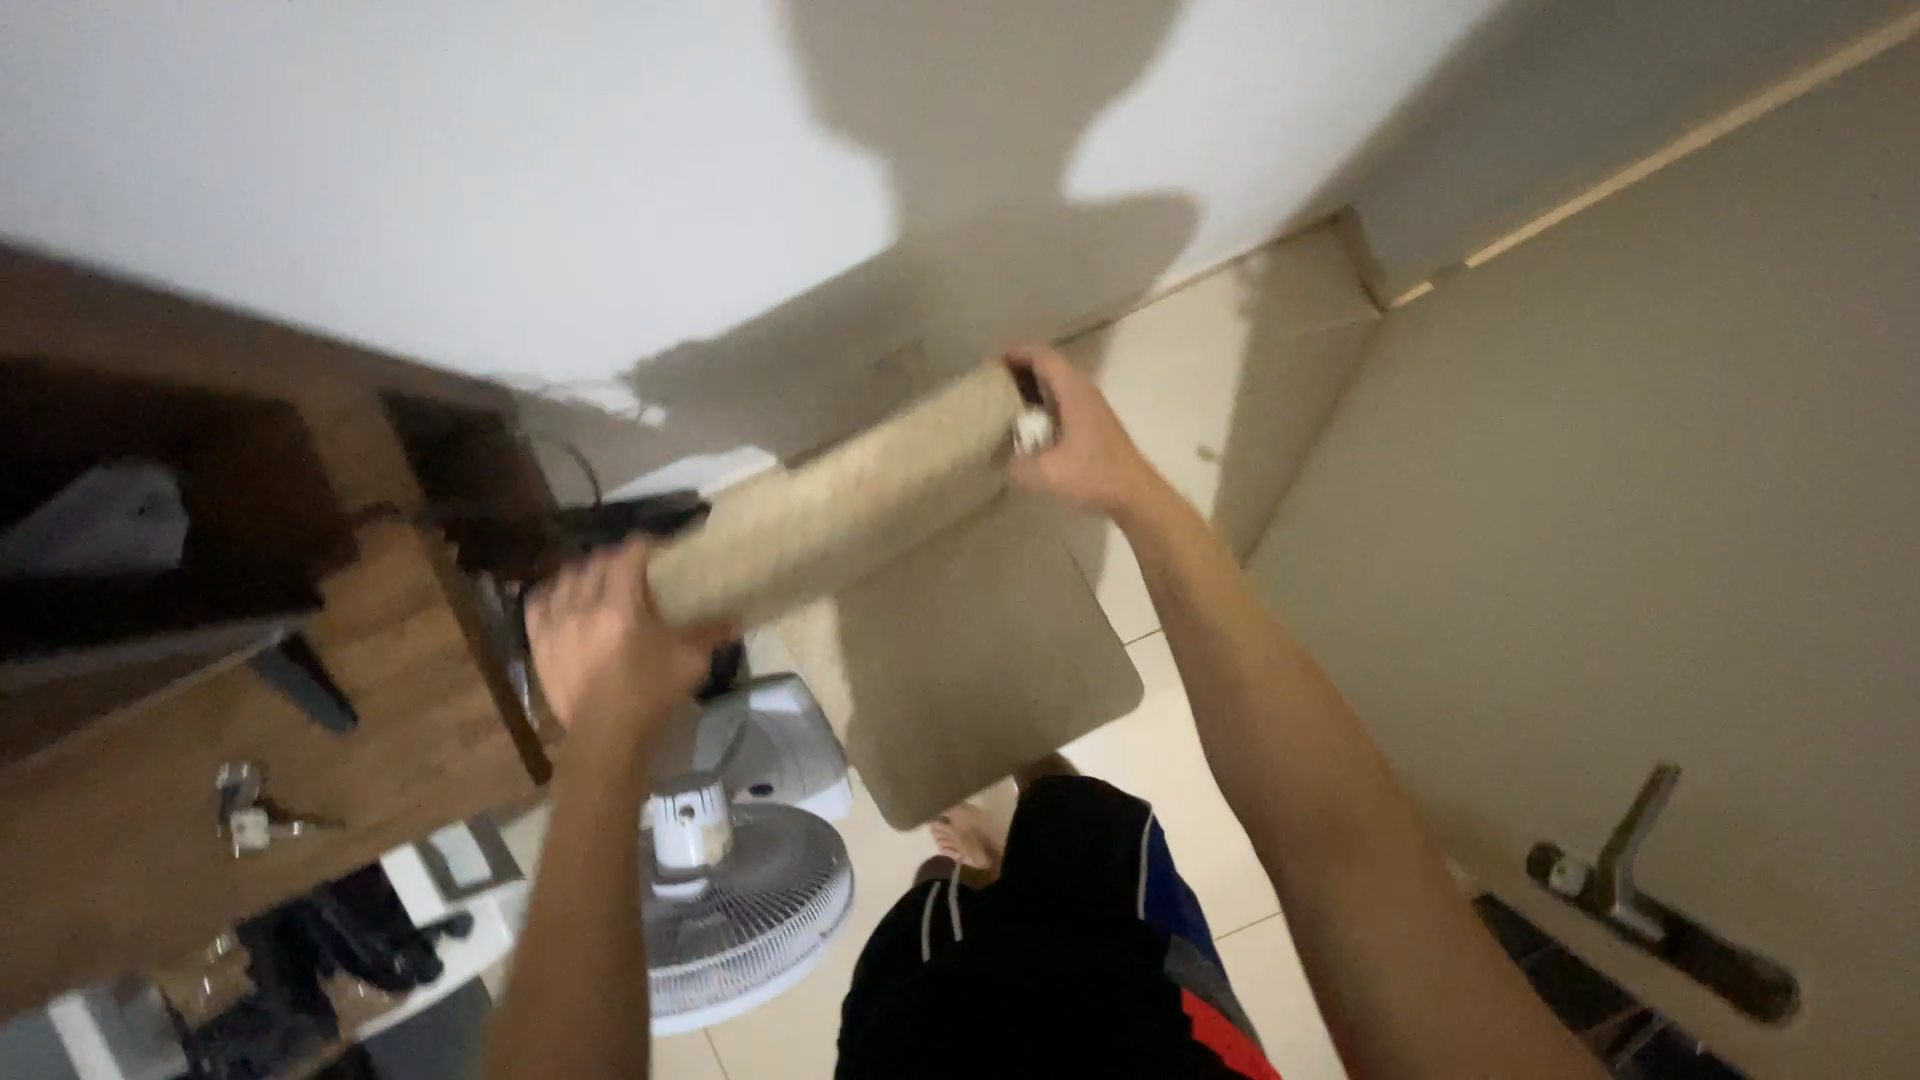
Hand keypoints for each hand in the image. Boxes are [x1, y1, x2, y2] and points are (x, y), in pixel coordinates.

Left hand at [525, 539, 736, 751]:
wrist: (605, 735)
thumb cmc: (650, 694)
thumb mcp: (689, 661)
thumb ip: (710, 633)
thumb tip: (739, 619)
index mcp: (621, 606)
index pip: (629, 555)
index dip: (645, 545)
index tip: (658, 548)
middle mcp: (583, 606)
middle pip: (596, 562)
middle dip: (616, 558)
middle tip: (634, 569)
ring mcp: (555, 624)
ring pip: (566, 578)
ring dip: (585, 573)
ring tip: (600, 582)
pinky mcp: (538, 642)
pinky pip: (539, 602)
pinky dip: (554, 593)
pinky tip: (566, 599)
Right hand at [1005, 344, 1163, 517]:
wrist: (1135, 494)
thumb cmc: (1094, 477)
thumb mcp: (1047, 474)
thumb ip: (1018, 465)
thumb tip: (1007, 461)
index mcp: (1073, 391)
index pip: (1041, 356)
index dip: (1014, 353)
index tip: (988, 365)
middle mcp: (1083, 391)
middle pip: (1048, 365)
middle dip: (1018, 368)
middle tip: (990, 383)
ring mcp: (1091, 406)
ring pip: (1056, 383)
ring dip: (1030, 386)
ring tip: (1003, 401)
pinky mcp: (1093, 422)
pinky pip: (1062, 400)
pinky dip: (1041, 403)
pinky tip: (1027, 424)